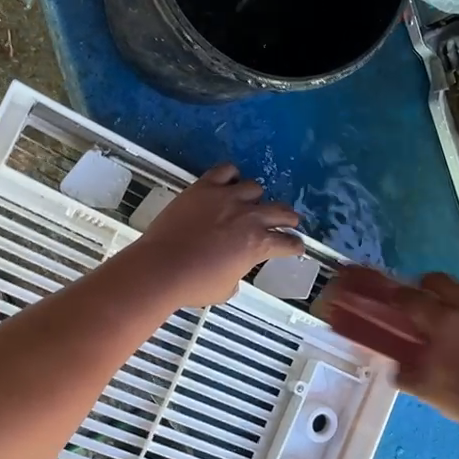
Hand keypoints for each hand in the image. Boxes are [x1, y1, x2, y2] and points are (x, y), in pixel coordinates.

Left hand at [125, 163, 302, 306]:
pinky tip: (230, 181)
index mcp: (258, 245)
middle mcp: (249, 217)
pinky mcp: (205, 187)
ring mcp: (227, 198)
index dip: (295, 246)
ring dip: (257, 197)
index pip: (288, 242)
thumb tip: (235, 269)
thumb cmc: (194, 285)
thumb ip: (239, 273)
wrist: (162, 267)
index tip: (296, 246)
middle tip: (290, 220)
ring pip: (255, 187)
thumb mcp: (226, 288)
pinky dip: (232, 176)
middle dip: (288, 217)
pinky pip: (226, 171)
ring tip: (253, 201)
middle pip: (280, 210)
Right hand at [325, 269, 458, 428]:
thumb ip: (402, 371)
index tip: (393, 297)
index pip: (412, 298)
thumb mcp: (421, 388)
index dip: (398, 295)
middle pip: (441, 281)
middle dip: (427, 285)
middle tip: (423, 296)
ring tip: (456, 309)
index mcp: (441, 322)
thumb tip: (394, 364)